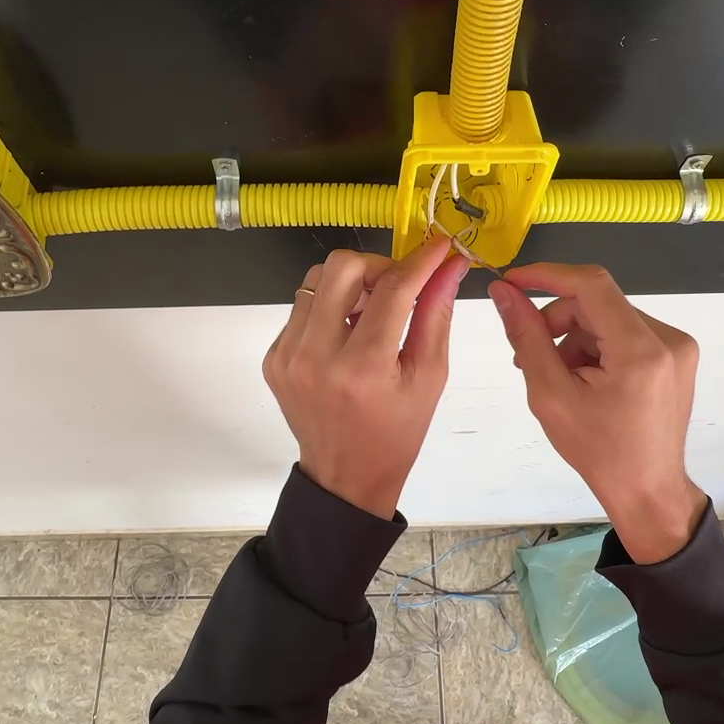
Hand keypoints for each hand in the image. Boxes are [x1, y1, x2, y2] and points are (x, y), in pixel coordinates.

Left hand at [263, 238, 469, 517]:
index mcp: (362, 369)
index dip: (420, 261)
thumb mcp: (429, 377)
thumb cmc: (396, 433)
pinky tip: (348, 336)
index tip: (438, 246)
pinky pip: (303, 307)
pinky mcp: (274, 356)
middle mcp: (316, 357)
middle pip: (341, 267)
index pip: (392, 290)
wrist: (345, 476)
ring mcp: (288, 356)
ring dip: (351, 284)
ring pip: (317, 280)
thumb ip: (436, 315)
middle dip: (377, 265)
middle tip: (398, 285)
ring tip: (372, 312)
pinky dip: (330, 308)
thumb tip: (449, 267)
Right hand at [488, 263, 707, 562]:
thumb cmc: (598, 452)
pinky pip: (624, 333)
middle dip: (557, 322)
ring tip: (558, 378)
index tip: (511, 282)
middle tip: (529, 356)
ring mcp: (677, 347)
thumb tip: (503, 293)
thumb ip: (526, 337)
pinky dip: (596, 347)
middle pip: (597, 303)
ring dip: (575, 338)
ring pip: (607, 318)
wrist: (647, 492)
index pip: (591, 285)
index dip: (546, 275)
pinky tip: (584, 380)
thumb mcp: (550, 395)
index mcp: (641, 350)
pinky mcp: (676, 355)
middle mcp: (668, 339)